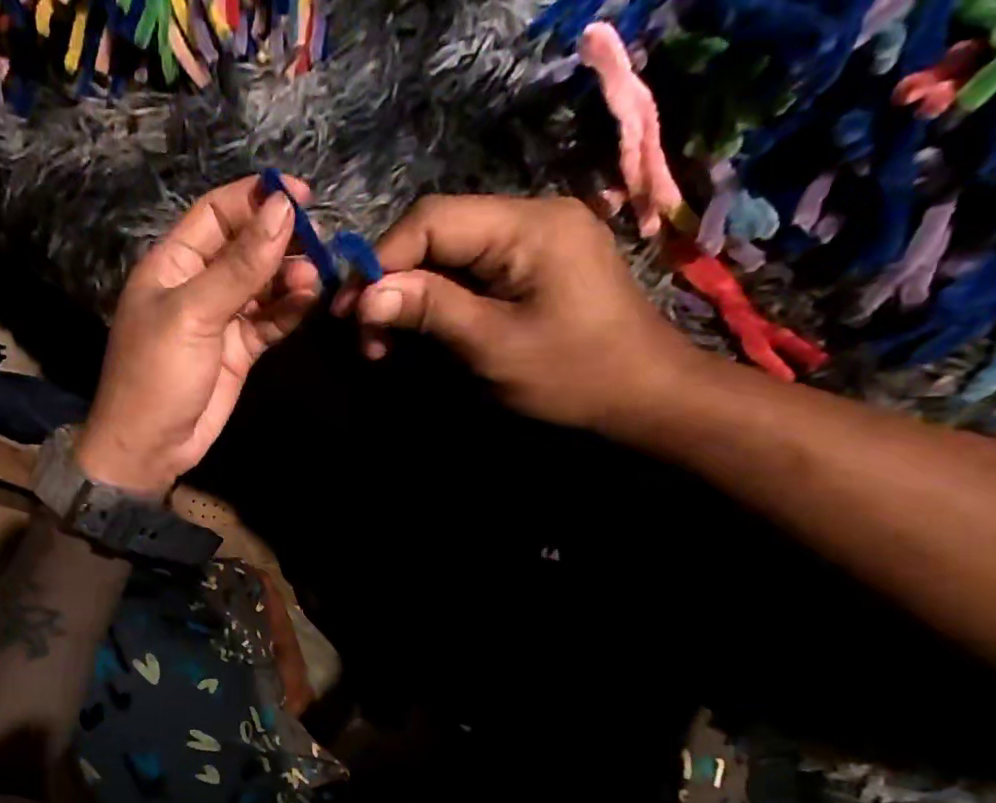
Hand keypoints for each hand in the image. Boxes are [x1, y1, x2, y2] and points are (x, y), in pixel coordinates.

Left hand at [77, 174, 320, 495]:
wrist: (148, 448)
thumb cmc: (156, 375)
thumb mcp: (193, 314)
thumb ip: (240, 266)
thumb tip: (283, 210)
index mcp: (173, 263)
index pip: (217, 213)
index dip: (257, 198)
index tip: (301, 196)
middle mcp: (198, 283)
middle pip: (247, 245)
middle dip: (282, 241)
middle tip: (318, 246)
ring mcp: (220, 317)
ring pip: (264, 283)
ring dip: (291, 277)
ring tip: (314, 280)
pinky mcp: (239, 349)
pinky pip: (270, 319)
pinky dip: (290, 310)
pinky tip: (308, 303)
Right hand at [333, 195, 705, 431]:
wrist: (647, 394)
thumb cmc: (575, 373)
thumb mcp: (494, 345)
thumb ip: (430, 310)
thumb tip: (364, 294)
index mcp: (528, 224)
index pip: (431, 220)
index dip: (381, 259)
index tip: (349, 310)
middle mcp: (531, 214)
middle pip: (436, 231)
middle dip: (392, 280)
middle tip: (364, 334)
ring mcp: (535, 236)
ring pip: (447, 251)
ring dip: (410, 293)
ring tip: (384, 341)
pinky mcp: (534, 261)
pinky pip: (470, 268)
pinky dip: (438, 298)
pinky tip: (421, 328)